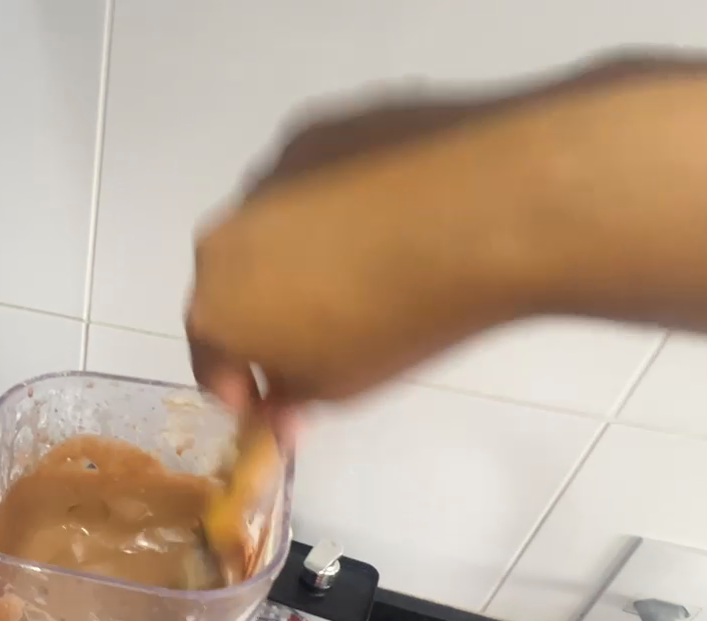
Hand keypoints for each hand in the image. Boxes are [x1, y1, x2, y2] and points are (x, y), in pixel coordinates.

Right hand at [186, 58, 682, 409]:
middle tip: (315, 337)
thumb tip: (279, 405)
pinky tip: (384, 214)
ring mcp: (266, 177)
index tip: (272, 402)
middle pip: (231, 292)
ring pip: (266, 234)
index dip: (240, 389)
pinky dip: (330, 206)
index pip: (210, 363)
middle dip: (261, 321)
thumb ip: (290, 398)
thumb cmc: (400, 319)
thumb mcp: (340, 388)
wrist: (495, 204)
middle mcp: (221, 239)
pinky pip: (307, 185)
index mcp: (213, 309)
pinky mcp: (315, 131)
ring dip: (291, 259)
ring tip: (361, 268)